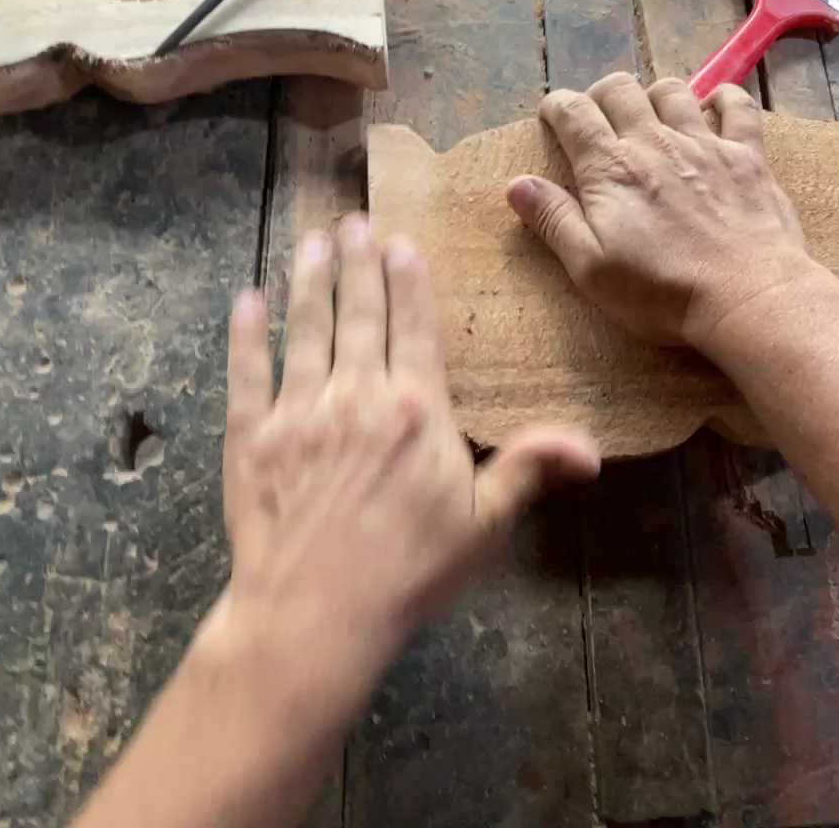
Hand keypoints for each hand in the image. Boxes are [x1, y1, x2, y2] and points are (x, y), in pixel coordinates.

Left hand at [209, 215, 599, 701]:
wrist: (315, 618)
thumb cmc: (409, 570)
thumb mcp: (483, 525)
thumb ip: (529, 469)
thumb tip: (593, 447)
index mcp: (416, 410)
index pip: (414, 328)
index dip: (408, 280)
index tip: (400, 242)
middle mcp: (358, 396)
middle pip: (360, 314)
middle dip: (359, 263)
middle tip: (354, 221)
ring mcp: (300, 412)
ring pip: (306, 330)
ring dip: (310, 281)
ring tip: (313, 242)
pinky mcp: (252, 437)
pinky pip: (248, 373)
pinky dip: (246, 335)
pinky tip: (246, 301)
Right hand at [506, 73, 814, 349]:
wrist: (746, 296)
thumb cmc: (661, 291)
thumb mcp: (591, 268)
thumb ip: (554, 220)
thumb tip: (518, 184)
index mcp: (611, 169)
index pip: (574, 114)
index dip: (557, 107)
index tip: (552, 115)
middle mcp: (655, 142)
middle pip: (620, 89)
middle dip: (601, 95)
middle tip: (598, 119)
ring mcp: (705, 144)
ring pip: (673, 90)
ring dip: (654, 96)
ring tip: (651, 117)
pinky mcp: (747, 156)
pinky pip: (737, 107)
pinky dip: (723, 98)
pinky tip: (715, 107)